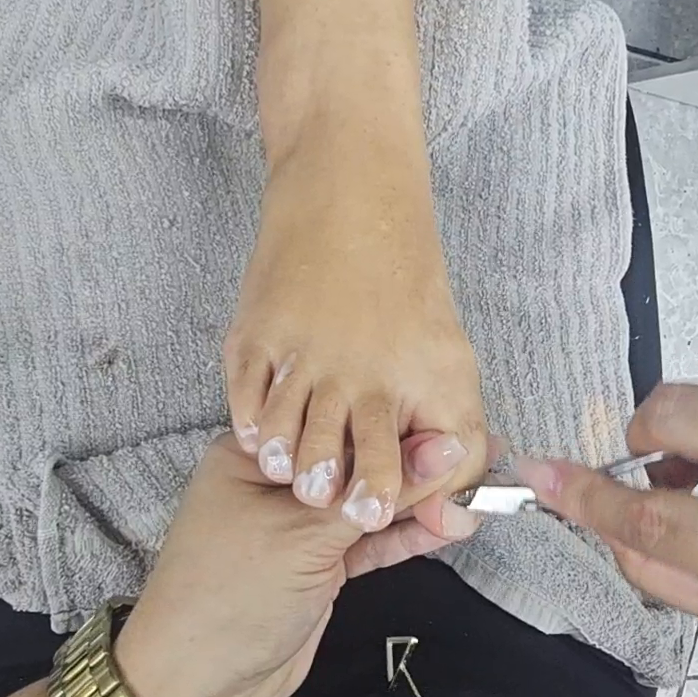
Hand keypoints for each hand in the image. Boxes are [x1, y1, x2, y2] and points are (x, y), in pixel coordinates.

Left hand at [114, 431, 482, 696]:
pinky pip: (370, 542)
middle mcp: (283, 484)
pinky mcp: (321, 565)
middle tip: (482, 455)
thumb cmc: (232, 592)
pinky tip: (448, 525)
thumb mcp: (306, 533)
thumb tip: (446, 446)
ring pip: (370, 505)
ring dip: (421, 505)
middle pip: (360, 465)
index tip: (454, 421)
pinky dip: (407, 537)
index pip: (338, 425)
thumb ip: (380, 492)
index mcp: (260, 453)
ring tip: (479, 489)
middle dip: (418, 465)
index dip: (398, 425)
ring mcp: (302, 527)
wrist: (195, 688)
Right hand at [226, 120, 488, 531]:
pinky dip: (252, 427)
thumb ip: (453, 430)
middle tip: (334, 501)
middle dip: (342, 500)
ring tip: (295, 472)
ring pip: (285, 447)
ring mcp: (302, 354)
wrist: (352, 191)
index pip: (409, 476)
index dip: (398, 502)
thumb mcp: (451, 354)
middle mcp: (359, 374)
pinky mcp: (256, 333)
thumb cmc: (407, 282)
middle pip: (341, 472)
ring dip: (290, 467)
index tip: (382, 505)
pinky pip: (244, 405)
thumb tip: (444, 505)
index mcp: (419, 381)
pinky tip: (263, 428)